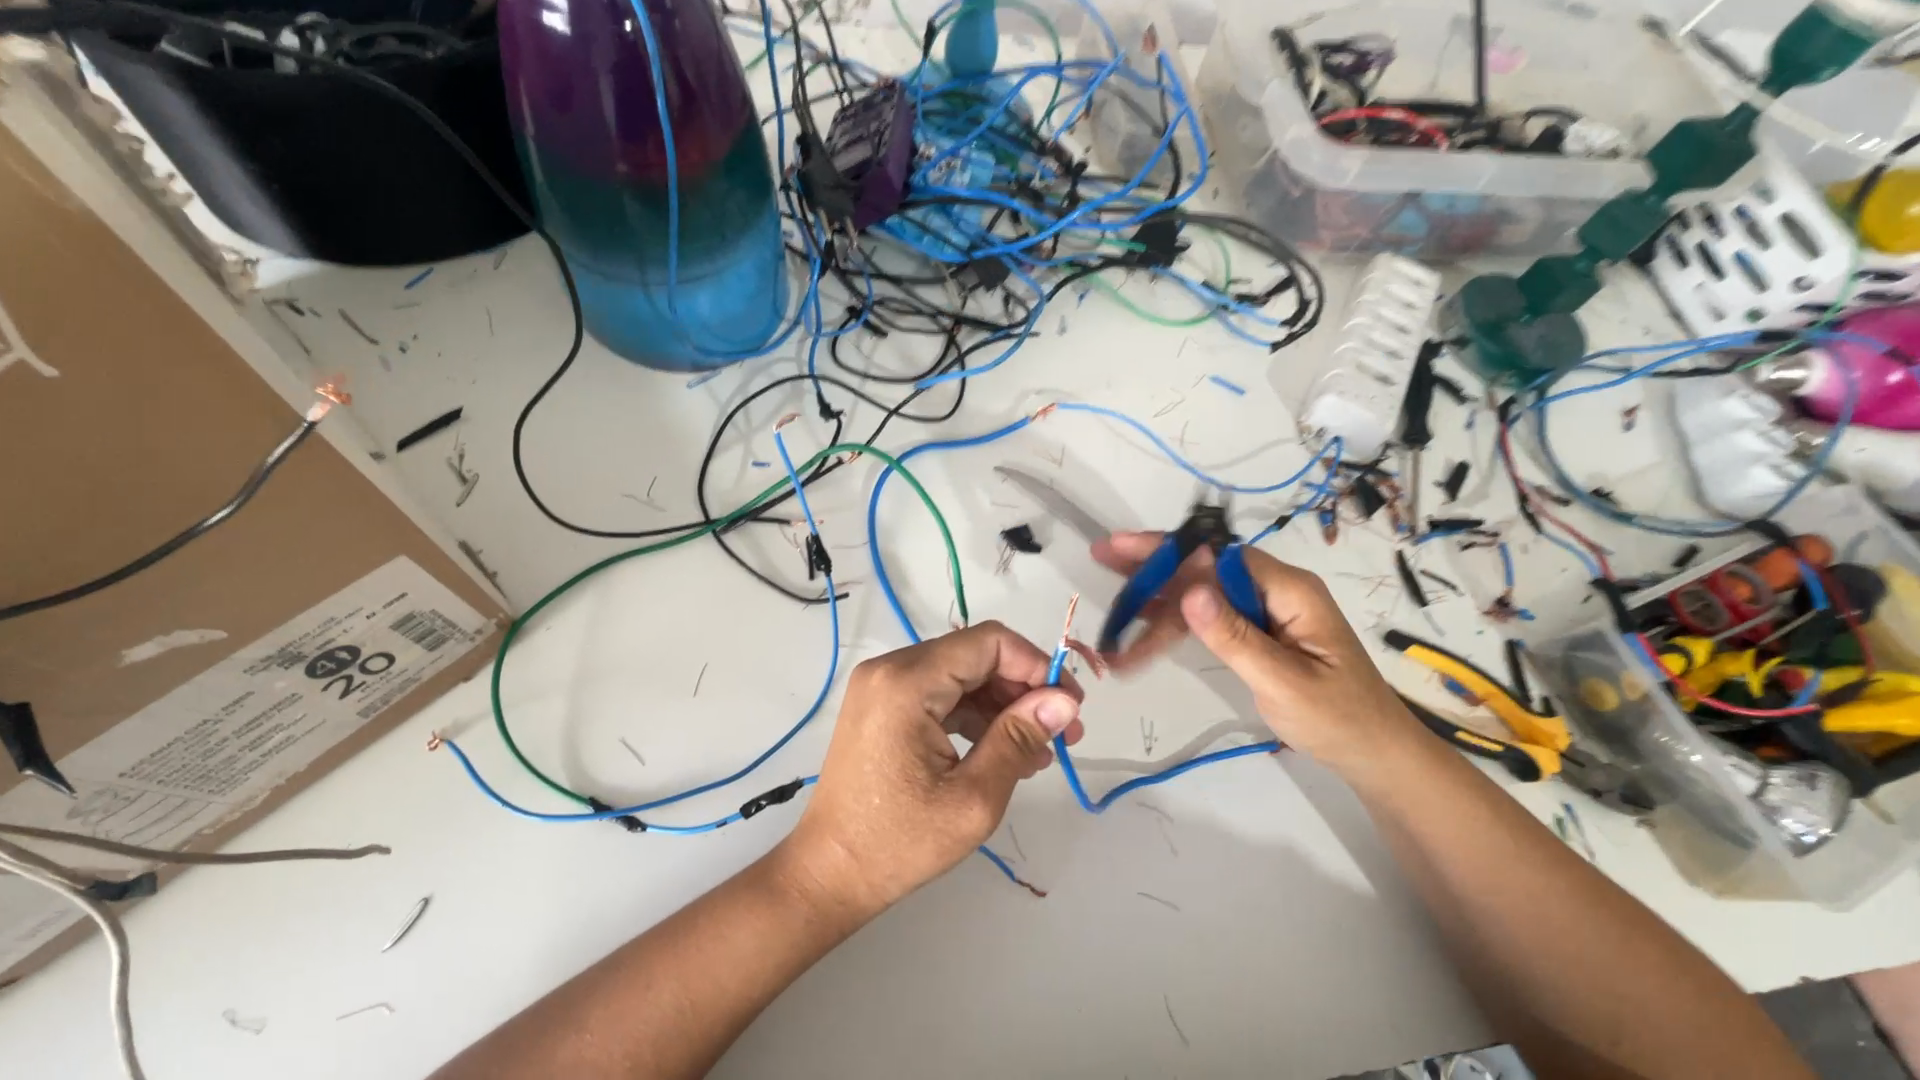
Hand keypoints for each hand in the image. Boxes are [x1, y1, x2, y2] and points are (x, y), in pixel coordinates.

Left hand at [783, 621, 1083, 913]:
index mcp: (907, 682)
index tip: (1069, 708)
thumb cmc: (900, 843)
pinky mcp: (881, 708)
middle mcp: (890, 670)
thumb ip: (1019, 740)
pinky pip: (940, 695)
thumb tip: (1064, 701)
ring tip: (1038, 755)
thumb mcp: (973, 797)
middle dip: (1024, 690)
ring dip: (1003, 707)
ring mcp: (882, 687)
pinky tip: (1003, 754)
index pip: (989, 642)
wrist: (830, 873)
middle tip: (1063, 735)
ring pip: (961, 675)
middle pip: (976, 656)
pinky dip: (974, 717)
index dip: (1036, 667)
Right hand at [1092, 531, 1423, 771]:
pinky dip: (1176, 625)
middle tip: (1103, 557)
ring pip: (1202, 593)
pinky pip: (1211, 617)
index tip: (1125, 551)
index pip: (1219, 557)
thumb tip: (1189, 592)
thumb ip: (1234, 637)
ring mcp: (1266, 610)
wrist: (1372, 752)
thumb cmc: (1337, 718)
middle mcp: (1275, 590)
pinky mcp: (1258, 632)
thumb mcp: (1283, 681)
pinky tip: (1142, 629)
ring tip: (1112, 602)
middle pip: (1205, 567)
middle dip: (1154, 565)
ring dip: (1158, 600)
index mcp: (1289, 591)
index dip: (1169, 552)